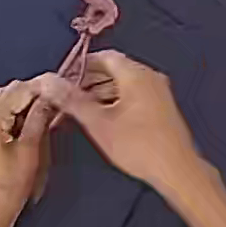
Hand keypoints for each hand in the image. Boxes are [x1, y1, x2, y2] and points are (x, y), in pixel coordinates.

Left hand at [0, 78, 58, 226]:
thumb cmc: (2, 194)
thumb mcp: (29, 153)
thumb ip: (39, 120)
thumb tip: (49, 99)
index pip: (19, 90)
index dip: (42, 86)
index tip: (59, 86)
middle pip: (10, 93)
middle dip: (34, 95)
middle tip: (56, 101)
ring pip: (5, 105)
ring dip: (26, 106)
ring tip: (47, 116)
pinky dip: (17, 118)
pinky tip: (32, 128)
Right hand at [43, 51, 204, 195]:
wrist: (177, 170)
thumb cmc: (138, 145)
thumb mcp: (99, 123)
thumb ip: (72, 100)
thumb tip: (48, 81)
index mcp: (136, 73)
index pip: (104, 56)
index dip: (80, 64)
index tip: (62, 78)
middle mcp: (149, 76)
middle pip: (114, 68)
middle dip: (88, 79)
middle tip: (66, 94)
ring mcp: (158, 91)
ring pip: (123, 82)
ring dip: (101, 90)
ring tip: (79, 107)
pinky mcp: (161, 106)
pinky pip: (134, 93)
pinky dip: (115, 98)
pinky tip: (102, 115)